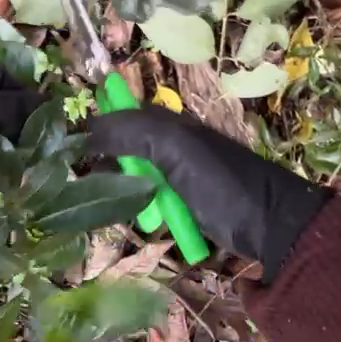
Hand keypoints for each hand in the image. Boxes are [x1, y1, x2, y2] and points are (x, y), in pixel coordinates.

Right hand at [86, 107, 330, 281]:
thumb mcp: (174, 149)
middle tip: (88, 187)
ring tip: (116, 207)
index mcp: (168, 124)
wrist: (269, 225)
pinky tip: (143, 222)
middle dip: (105, 167)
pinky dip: (143, 212)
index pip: (120, 117)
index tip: (71, 152)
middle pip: (122, 150)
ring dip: (122, 193)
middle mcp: (170, 145)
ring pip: (132, 179)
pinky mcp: (184, 205)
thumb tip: (86, 132)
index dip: (97, 130)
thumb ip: (130, 133)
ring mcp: (177, 177)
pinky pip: (150, 203)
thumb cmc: (220, 183)